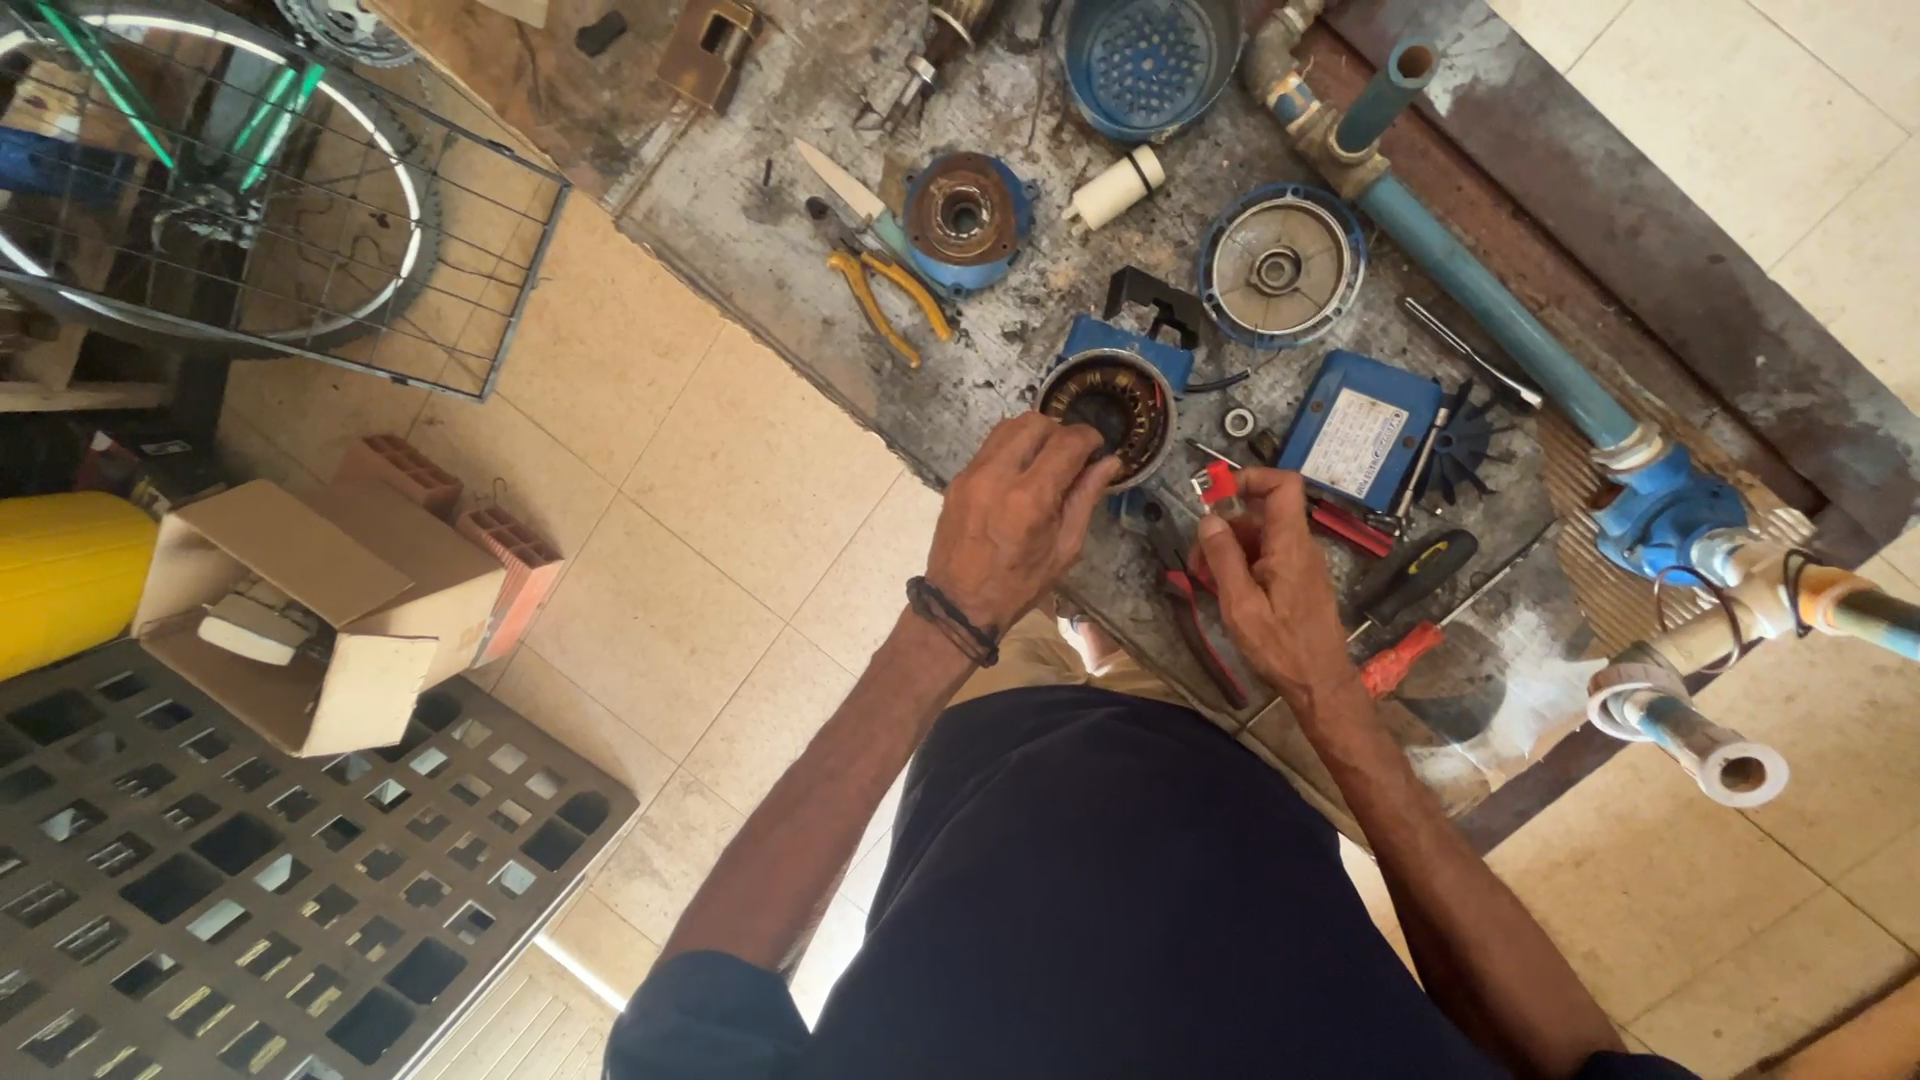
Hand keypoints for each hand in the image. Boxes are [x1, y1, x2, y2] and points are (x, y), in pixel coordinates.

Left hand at [923, 413, 1122, 633]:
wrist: (959, 604)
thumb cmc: (1019, 585)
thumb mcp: (1064, 548)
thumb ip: (1086, 498)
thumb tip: (1110, 463)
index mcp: (1030, 498)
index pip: (1067, 442)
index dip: (1088, 438)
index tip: (1097, 447)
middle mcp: (998, 476)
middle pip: (1036, 422)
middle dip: (1060, 432)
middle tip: (1070, 456)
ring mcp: (972, 474)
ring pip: (1008, 427)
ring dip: (1034, 434)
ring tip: (1045, 460)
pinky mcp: (957, 479)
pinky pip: (989, 447)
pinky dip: (1011, 449)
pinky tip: (1019, 473)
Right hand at [1194, 468, 1362, 712]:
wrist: (1319, 683)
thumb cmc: (1280, 647)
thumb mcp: (1241, 605)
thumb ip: (1224, 558)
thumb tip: (1209, 519)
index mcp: (1290, 545)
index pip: (1283, 485)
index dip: (1251, 478)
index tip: (1216, 495)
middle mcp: (1300, 546)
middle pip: (1260, 514)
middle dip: (1222, 528)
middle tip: (1196, 559)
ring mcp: (1300, 563)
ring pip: (1259, 537)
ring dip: (1227, 550)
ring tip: (1204, 580)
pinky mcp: (1297, 580)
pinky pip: (1266, 557)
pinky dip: (1241, 565)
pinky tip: (1224, 590)